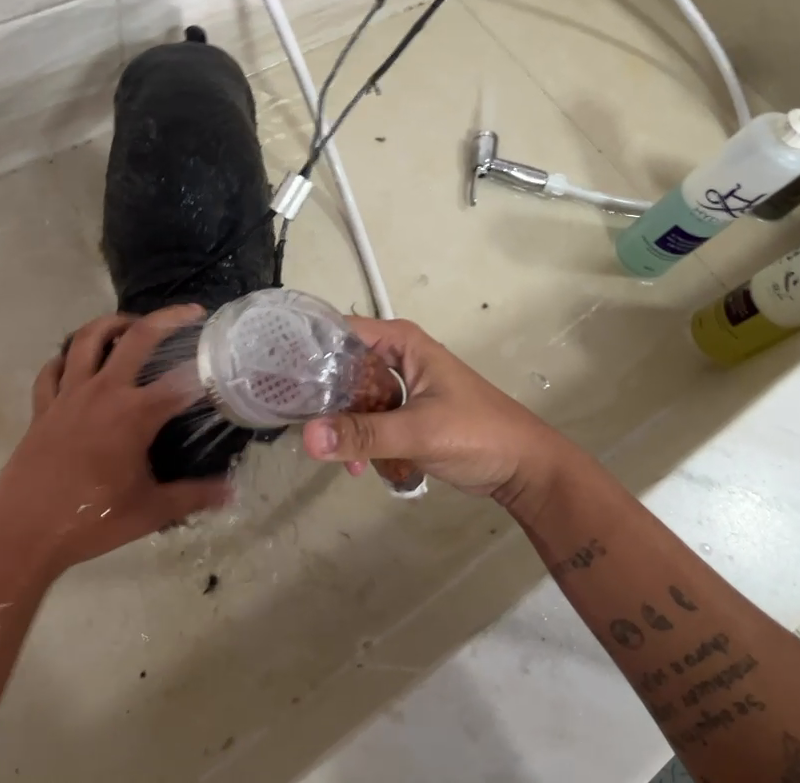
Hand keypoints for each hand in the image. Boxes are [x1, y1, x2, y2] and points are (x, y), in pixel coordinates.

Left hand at [0, 306, 231, 573]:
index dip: (205, 369)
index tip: (222, 362)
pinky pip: (53, 369)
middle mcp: (103, 392)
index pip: (181, 381)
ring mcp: (69, 395)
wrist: (22, 532)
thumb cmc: (91, 520)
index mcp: (134, 414)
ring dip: (113, 323)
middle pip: (137, 337)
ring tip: (132, 324)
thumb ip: (193, 496)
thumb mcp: (150, 511)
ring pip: (89, 338)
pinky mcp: (43, 407)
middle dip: (167, 318)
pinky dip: (67, 357)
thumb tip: (232, 492)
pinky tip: (77, 362)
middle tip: (189, 313)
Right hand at [300, 317, 572, 511]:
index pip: (340, 331)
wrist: (523, 468)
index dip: (308, 349)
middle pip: (341, 366)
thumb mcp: (418, 431)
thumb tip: (308, 436)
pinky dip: (358, 440)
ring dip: (342, 426)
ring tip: (339, 459)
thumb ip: (363, 434)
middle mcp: (396, 356)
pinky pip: (366, 420)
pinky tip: (356, 467)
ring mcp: (400, 386)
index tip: (276, 374)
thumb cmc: (477, 434)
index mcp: (401, 342)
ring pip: (352, 398)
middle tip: (296, 423)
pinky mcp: (403, 414)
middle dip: (322, 397)